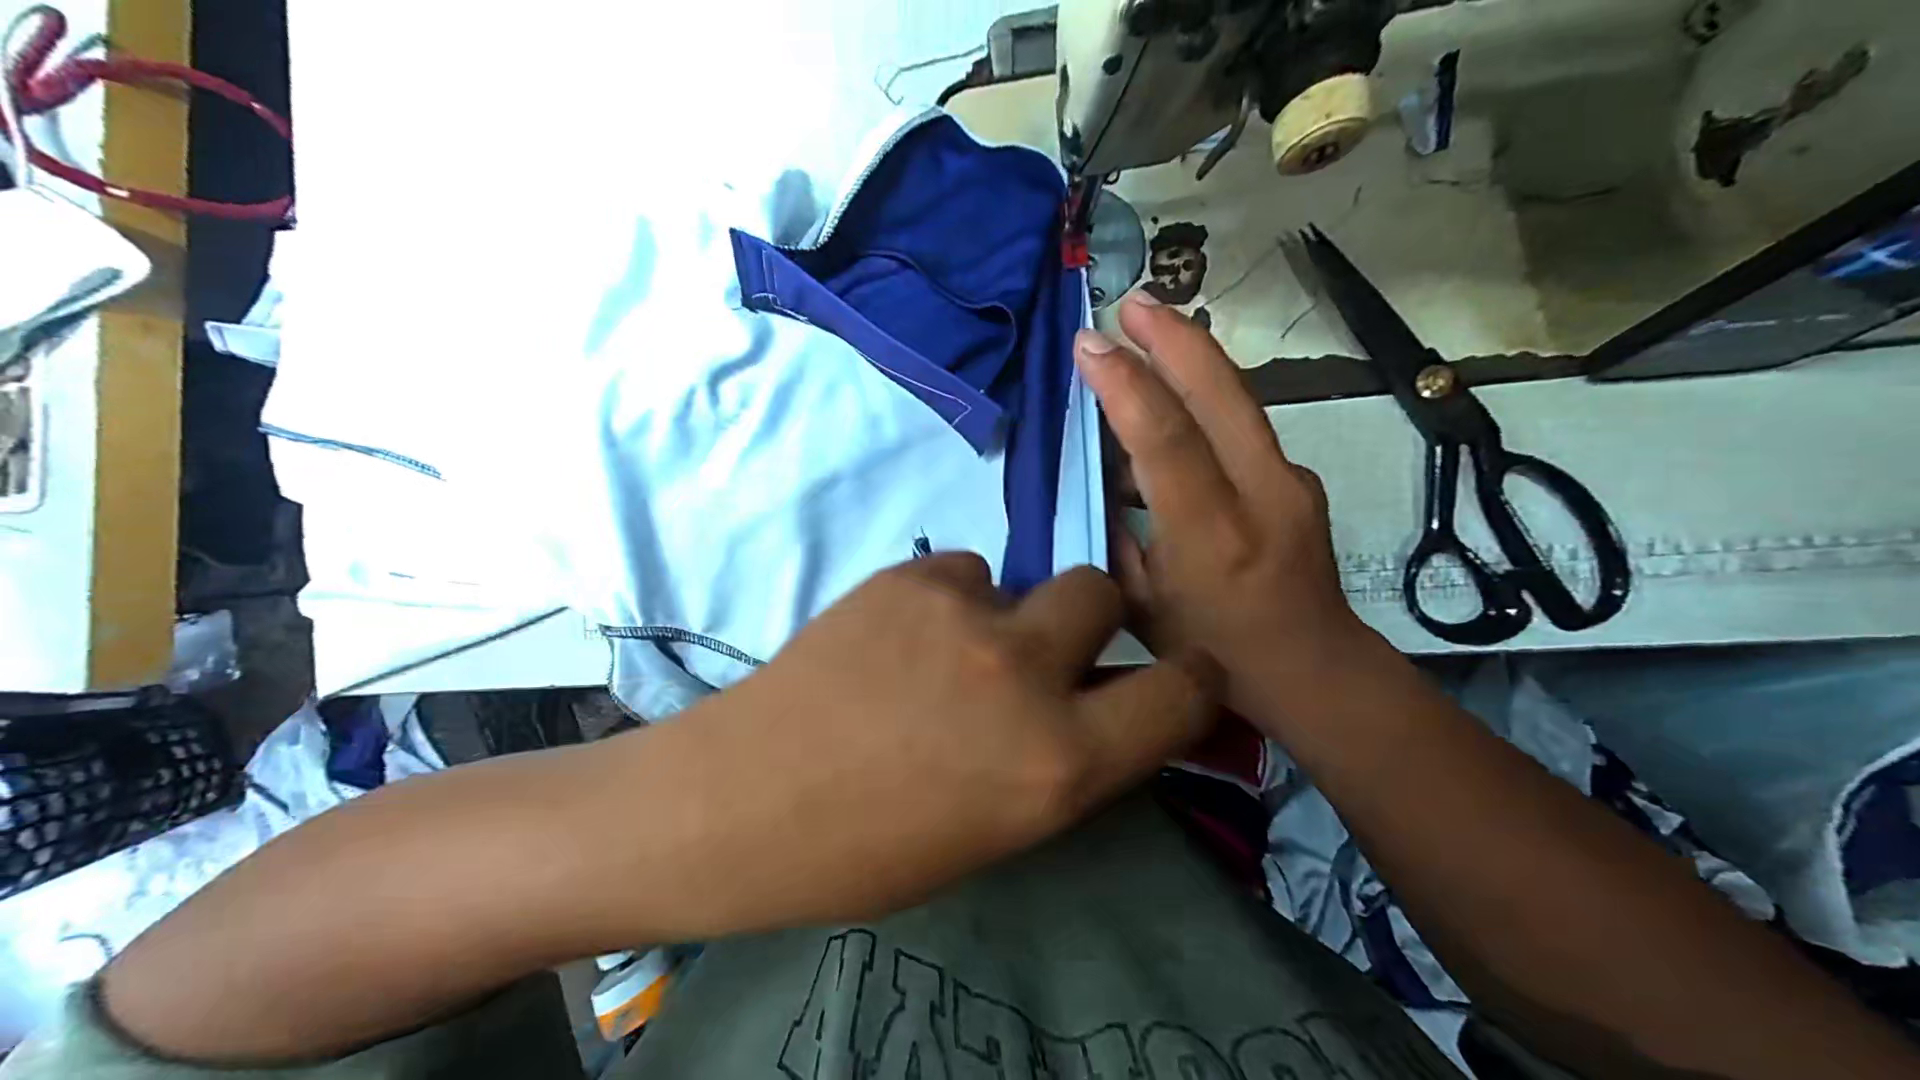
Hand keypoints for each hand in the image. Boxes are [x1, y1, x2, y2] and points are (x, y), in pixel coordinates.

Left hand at [649, 554, 1218, 932]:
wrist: (745, 800)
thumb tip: (1110, 707)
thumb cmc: (873, 848)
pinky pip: (961, 571)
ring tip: (943, 652)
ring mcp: (963, 612)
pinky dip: (946, 599)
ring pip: (1025, 578)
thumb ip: (1069, 760)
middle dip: (1087, 618)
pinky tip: (895, 639)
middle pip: (1103, 592)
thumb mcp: (1001, 829)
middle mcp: (1024, 673)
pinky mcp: (908, 576)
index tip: (1171, 675)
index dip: (1187, 679)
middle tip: (1041, 649)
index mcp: (1058, 761)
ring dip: (1007, 611)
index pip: (1181, 692)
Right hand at [1076, 293, 1376, 718]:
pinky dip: (1207, 399)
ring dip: (1192, 357)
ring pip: (1238, 399)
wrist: (1313, 668)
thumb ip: (1118, 535)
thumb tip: (1104, 475)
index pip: (1167, 439)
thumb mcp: (1140, 605)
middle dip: (1173, 338)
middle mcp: (1261, 495)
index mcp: (1211, 535)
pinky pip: (1245, 425)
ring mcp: (1292, 481)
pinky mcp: (1301, 478)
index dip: (1126, 385)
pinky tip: (1178, 394)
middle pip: (1220, 393)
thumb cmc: (1212, 650)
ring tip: (1150, 328)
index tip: (1089, 344)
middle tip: (1132, 302)